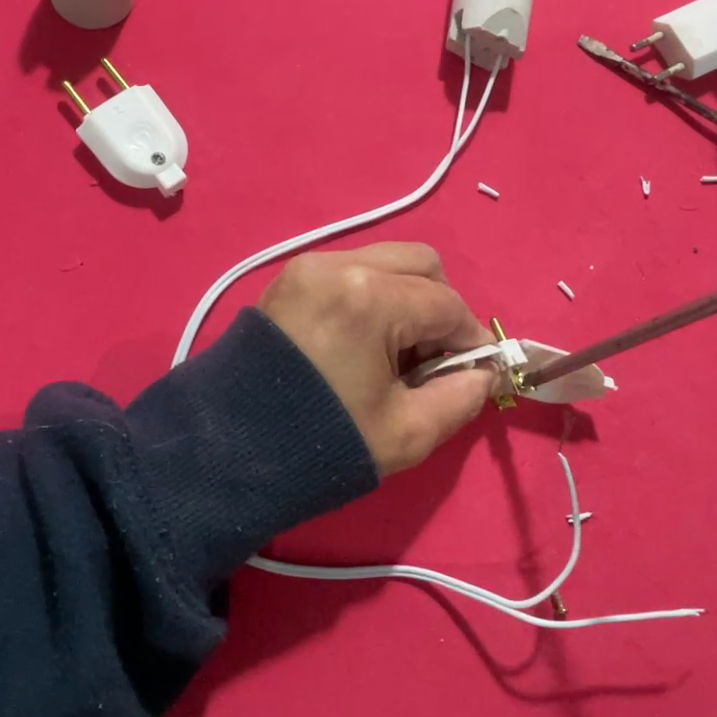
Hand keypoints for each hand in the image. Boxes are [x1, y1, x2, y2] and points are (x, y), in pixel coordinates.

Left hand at [256, 242, 497, 476]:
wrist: (230, 454)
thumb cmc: (323, 445)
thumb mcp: (408, 432)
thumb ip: (462, 396)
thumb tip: (487, 373)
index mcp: (369, 297)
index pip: (446, 304)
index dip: (471, 341)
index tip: (476, 373)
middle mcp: (339, 265)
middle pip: (419, 264)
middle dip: (440, 308)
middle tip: (431, 361)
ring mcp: (308, 268)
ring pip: (384, 262)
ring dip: (406, 300)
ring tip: (394, 358)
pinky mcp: (288, 280)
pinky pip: (349, 273)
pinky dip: (371, 298)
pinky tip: (362, 347)